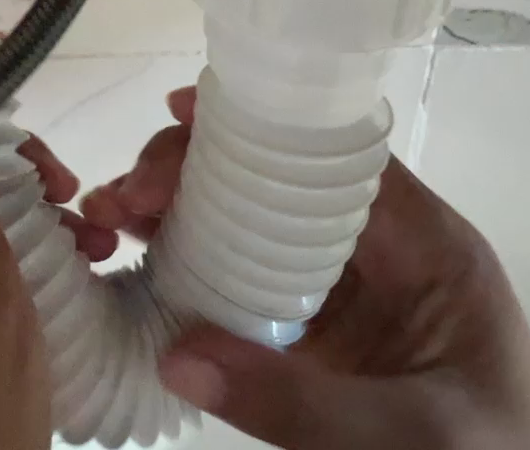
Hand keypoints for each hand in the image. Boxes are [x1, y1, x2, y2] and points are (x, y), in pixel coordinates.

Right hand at [81, 87, 529, 449]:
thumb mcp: (416, 439)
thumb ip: (299, 403)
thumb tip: (172, 356)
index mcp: (419, 242)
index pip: (332, 152)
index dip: (257, 121)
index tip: (179, 112)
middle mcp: (366, 247)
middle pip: (270, 176)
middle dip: (190, 166)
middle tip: (128, 192)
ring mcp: (327, 285)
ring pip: (239, 215)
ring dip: (172, 204)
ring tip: (109, 212)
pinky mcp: (297, 326)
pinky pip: (229, 271)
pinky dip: (179, 254)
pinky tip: (133, 251)